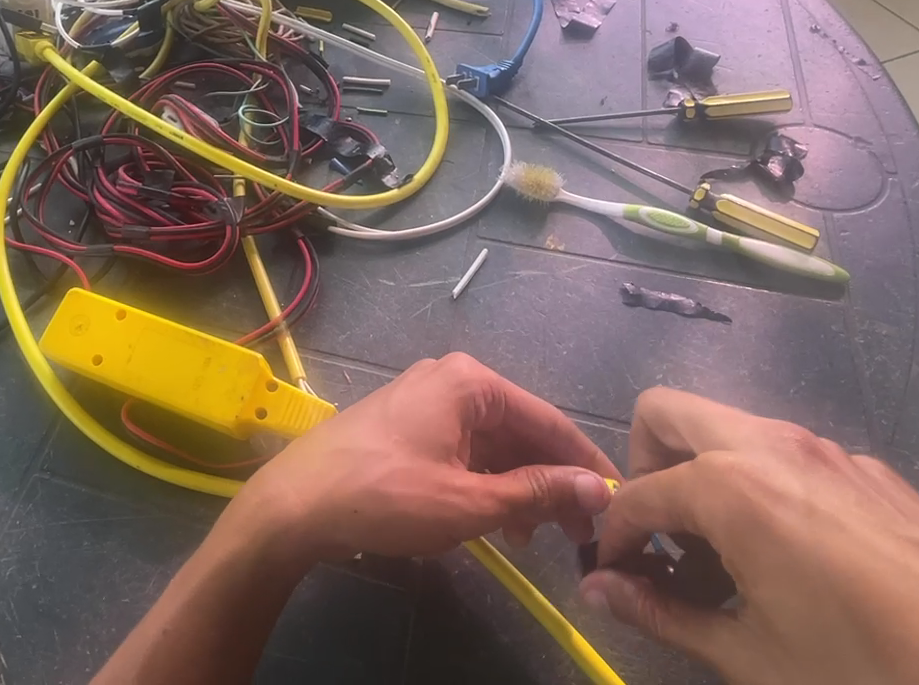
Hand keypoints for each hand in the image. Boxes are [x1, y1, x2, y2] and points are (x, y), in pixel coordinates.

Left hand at [227, 353, 620, 564]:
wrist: (297, 502)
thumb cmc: (386, 495)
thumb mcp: (469, 501)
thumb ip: (537, 493)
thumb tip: (599, 489)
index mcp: (469, 382)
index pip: (547, 420)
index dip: (586, 463)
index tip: (620, 501)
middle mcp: (450, 380)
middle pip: (518, 430)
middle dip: (549, 480)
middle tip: (579, 534)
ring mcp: (425, 400)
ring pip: (490, 443)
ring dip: (516, 487)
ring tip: (534, 538)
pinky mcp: (407, 424)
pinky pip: (462, 449)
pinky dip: (483, 483)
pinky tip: (497, 522)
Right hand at [581, 388, 918, 684]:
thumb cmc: (870, 675)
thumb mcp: (753, 656)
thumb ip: (662, 613)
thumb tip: (596, 591)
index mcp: (729, 485)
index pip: (637, 495)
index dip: (613, 536)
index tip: (613, 573)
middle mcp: (768, 445)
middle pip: (666, 414)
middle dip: (645, 466)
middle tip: (664, 534)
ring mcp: (825, 450)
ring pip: (728, 429)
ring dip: (703, 473)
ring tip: (729, 554)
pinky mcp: (870, 471)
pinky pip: (787, 456)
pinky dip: (762, 486)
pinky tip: (800, 559)